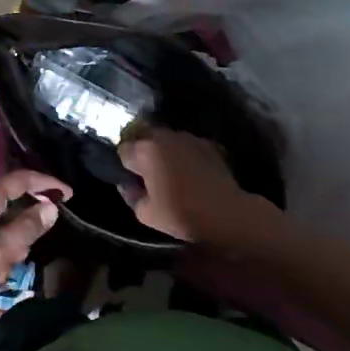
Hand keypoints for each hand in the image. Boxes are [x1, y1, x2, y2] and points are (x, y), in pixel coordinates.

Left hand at [0, 169, 70, 335]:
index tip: (72, 194)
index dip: (47, 183)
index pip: (21, 180)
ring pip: (6, 227)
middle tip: (37, 245)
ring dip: (13, 245)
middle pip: (14, 202)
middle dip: (28, 222)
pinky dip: (1, 258)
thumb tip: (51, 207)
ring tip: (3, 269)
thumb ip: (25, 229)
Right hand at [118, 128, 270, 242]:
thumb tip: (127, 184)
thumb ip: (131, 195)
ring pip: (167, 140)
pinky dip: (184, 154)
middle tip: (149, 176)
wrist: (226, 213)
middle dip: (143, 153)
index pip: (124, 150)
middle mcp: (164, 136)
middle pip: (144, 138)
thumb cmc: (181, 214)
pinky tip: (191, 172)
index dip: (126, 166)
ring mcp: (188, 137)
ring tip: (171, 172)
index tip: (133, 180)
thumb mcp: (146, 214)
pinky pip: (187, 145)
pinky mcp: (207, 144)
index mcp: (145, 151)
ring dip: (164, 151)